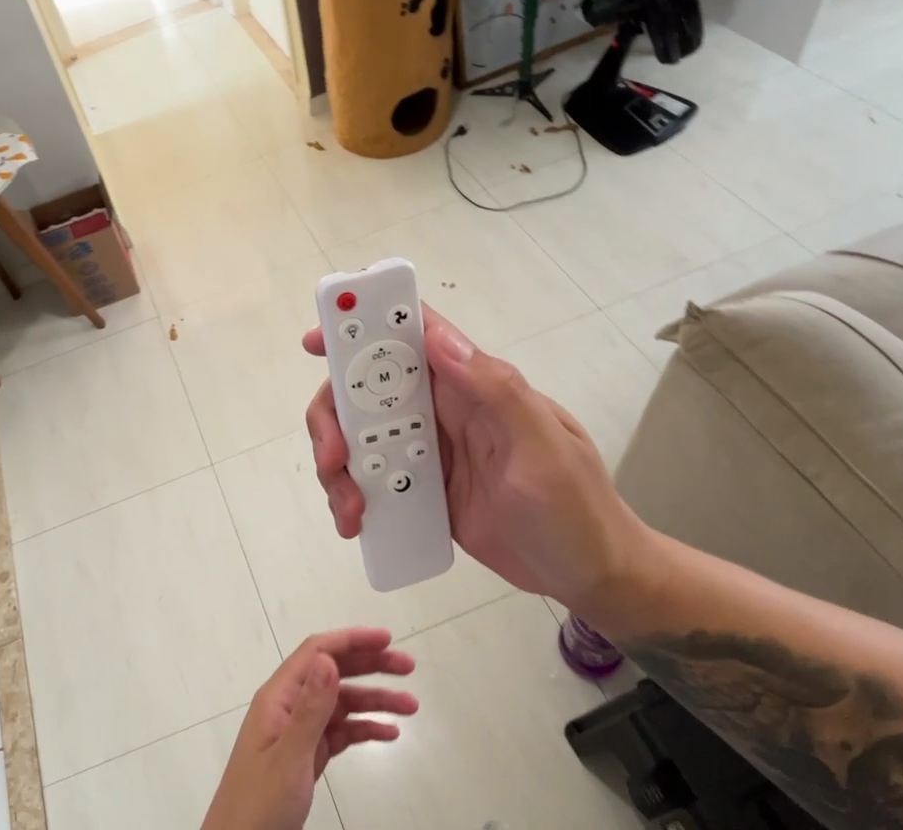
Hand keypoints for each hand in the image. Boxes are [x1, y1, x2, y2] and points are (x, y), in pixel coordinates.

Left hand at [201, 628, 416, 829]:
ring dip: (375, 700)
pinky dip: (364, 728)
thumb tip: (328, 659)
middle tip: (408, 667)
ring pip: (341, 703)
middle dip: (370, 665)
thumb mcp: (289, 756)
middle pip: (333, 673)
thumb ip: (310, 708)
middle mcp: (288, 706)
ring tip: (412, 705)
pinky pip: (340, 732)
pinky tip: (390, 733)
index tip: (387, 639)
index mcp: (279, 697)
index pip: (317, 653)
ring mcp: (298, 730)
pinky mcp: (307, 754)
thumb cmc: (260, 801)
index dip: (351, 640)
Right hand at [303, 304, 652, 605]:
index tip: (315, 341)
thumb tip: (439, 336)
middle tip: (332, 458)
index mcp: (472, 387)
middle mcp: (443, 411)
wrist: (587, 575)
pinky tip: (355, 522)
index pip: (412, 337)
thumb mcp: (545, 447)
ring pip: (359, 437)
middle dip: (333, 418)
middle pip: (364, 391)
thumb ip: (497, 390)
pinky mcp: (421, 490)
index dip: (361, 326)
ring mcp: (428, 451)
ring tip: (349, 508)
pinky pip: (369, 480)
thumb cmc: (576, 508)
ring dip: (337, 465)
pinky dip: (350, 495)